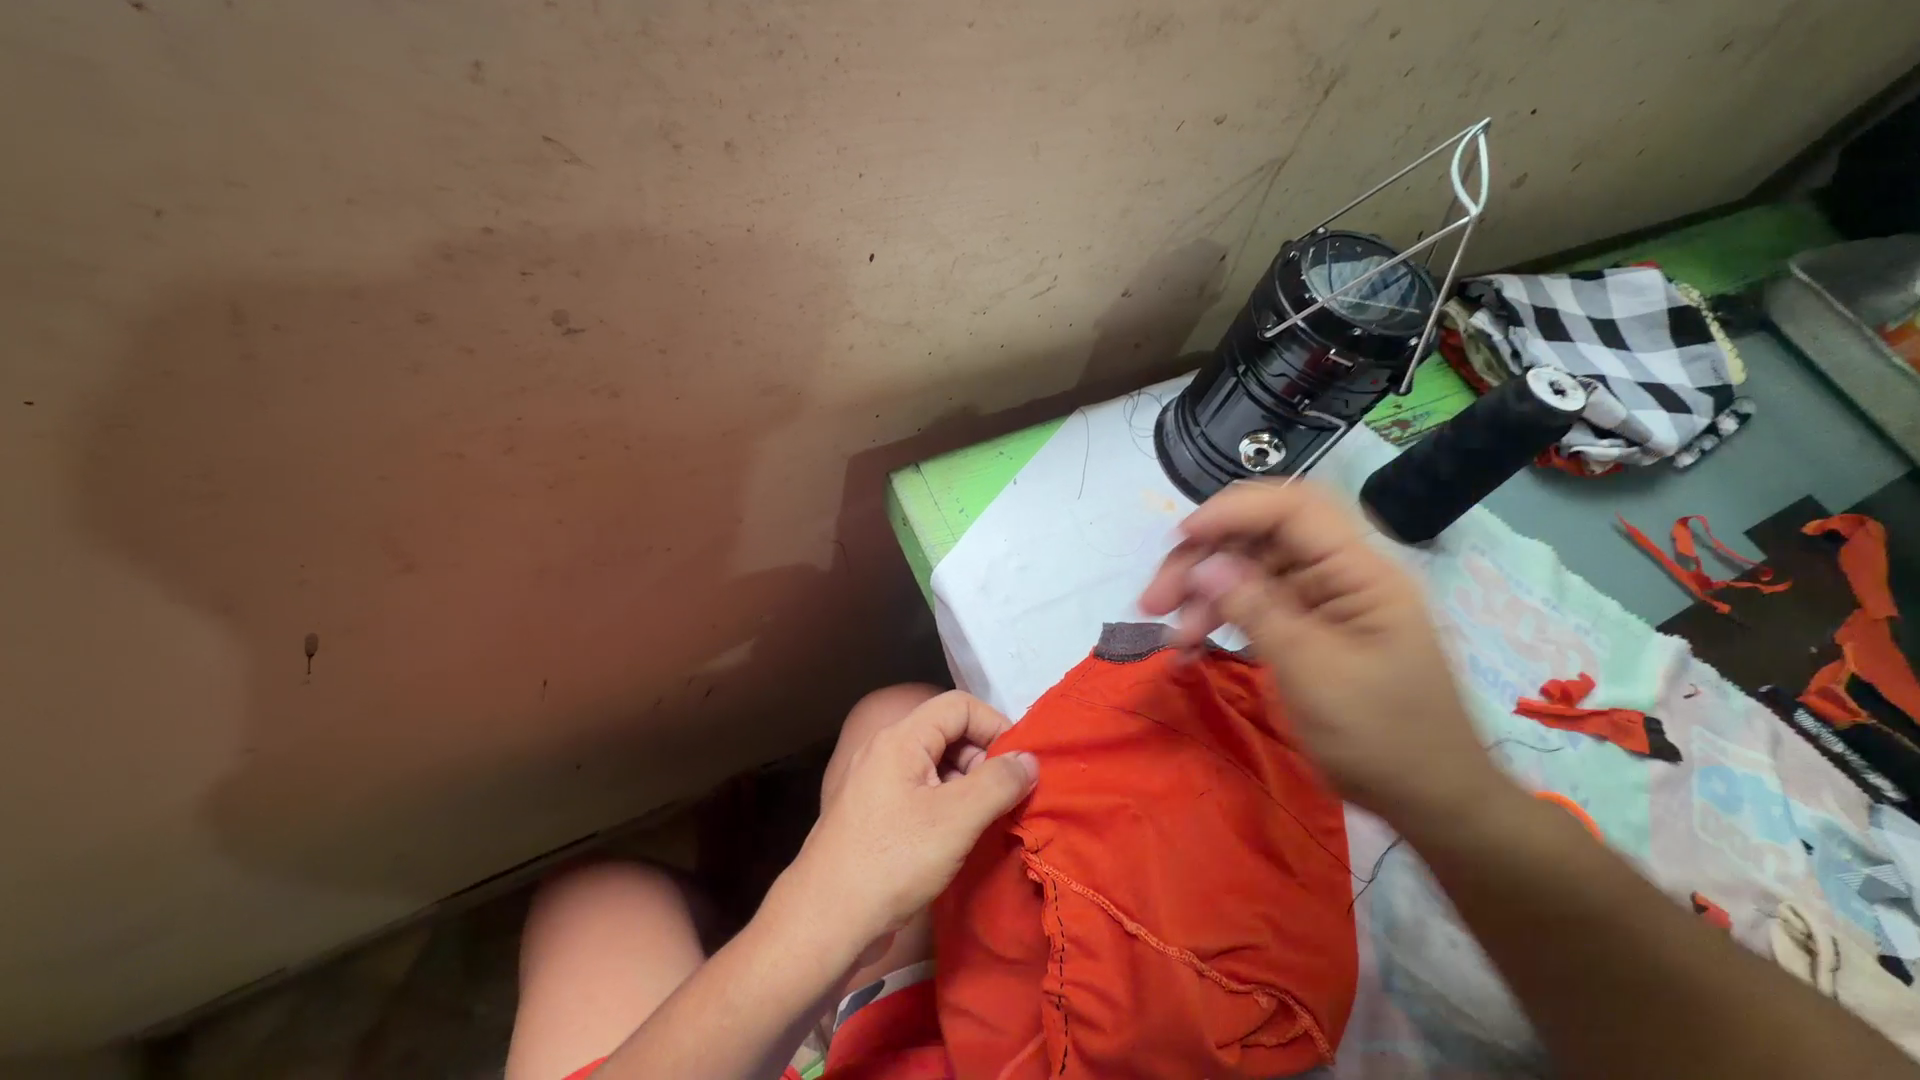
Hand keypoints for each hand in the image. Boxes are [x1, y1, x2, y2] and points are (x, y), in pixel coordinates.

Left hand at [773, 691, 1038, 960]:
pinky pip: (920, 794)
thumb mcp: (956, 820)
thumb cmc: (893, 862)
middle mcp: (884, 752)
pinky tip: (959, 838)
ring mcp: (875, 785)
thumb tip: (1030, 759)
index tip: (1020, 765)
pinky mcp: (874, 816)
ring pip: (935, 766)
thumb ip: (998, 783)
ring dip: (968, 787)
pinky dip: (947, 806)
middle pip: (947, 733)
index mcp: (900, 739)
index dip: (995, 726)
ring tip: (987, 822)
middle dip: (983, 759)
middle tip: (1005, 799)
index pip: (959, 705)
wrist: (825, 920)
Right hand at [1139, 480, 1497, 824]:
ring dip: (1204, 594)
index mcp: (1362, 572)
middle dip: (1204, 560)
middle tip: (1154, 602)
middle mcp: (1343, 575)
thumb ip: (1257, 610)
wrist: (1431, 800)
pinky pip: (1258, 607)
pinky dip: (1221, 619)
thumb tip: (1205, 564)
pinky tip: (1190, 646)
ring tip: (1169, 637)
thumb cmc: (1381, 738)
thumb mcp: (1312, 673)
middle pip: (1262, 538)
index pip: (1293, 509)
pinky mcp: (1312, 630)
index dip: (1232, 511)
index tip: (1180, 538)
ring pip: (1252, 572)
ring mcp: (1327, 603)